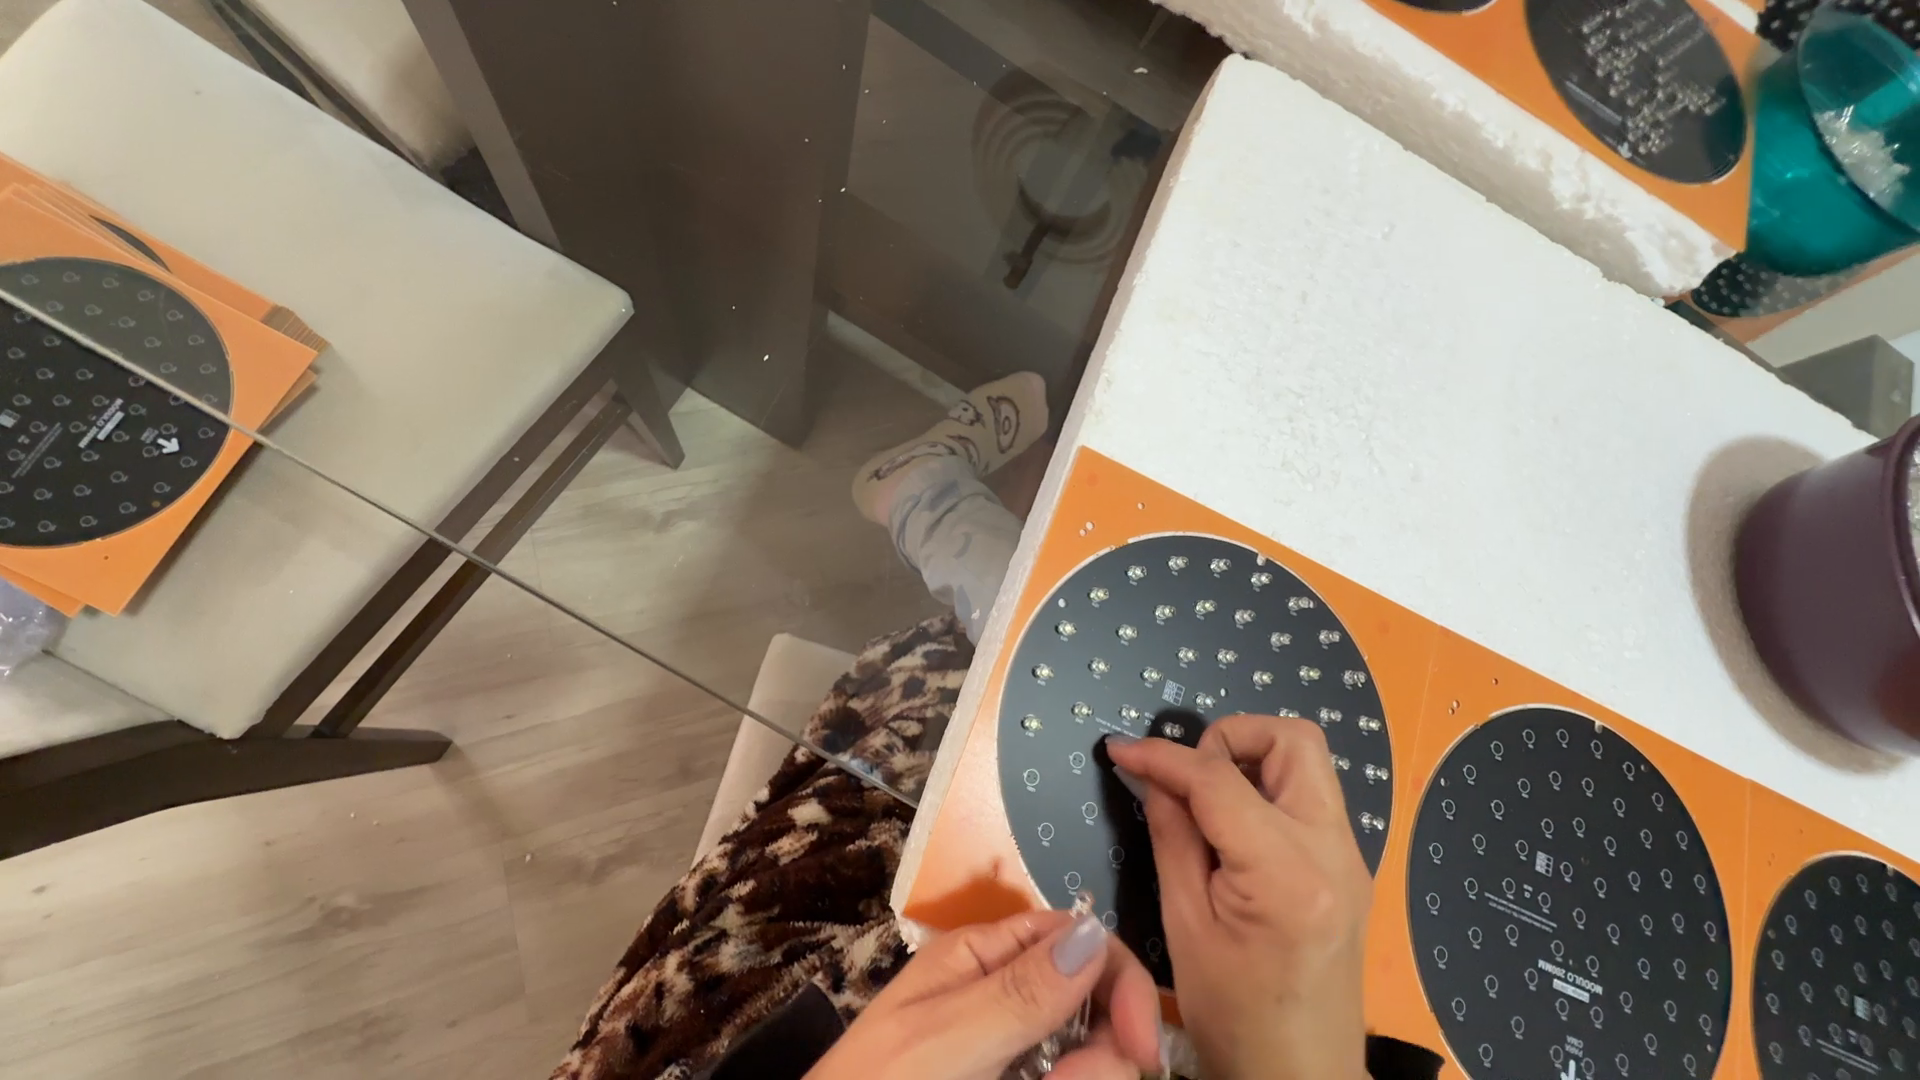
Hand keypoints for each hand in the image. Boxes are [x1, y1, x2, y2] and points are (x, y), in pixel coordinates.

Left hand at [803, 910, 1162, 1079]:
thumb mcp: (943, 1042)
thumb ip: (1019, 993)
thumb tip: (1095, 932)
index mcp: (981, 957)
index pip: (1073, 938)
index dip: (1119, 980)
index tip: (1142, 1048)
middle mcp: (1002, 995)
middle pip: (1091, 1004)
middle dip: (1099, 1054)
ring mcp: (1009, 1048)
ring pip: (1084, 1055)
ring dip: (1081, 1079)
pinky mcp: (1016, 1077)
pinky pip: (1063, 1073)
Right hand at [1106, 714, 1372, 1079]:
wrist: (1302, 1077)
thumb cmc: (1232, 1014)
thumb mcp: (1182, 923)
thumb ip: (1171, 834)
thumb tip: (1154, 775)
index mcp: (1285, 873)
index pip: (1217, 780)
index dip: (1162, 755)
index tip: (1121, 749)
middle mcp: (1332, 850)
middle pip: (1292, 739)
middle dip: (1229, 737)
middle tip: (1187, 776)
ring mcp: (1351, 855)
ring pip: (1307, 758)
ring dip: (1252, 757)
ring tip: (1207, 798)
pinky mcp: (1350, 864)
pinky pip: (1310, 793)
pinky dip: (1267, 785)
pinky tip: (1234, 824)